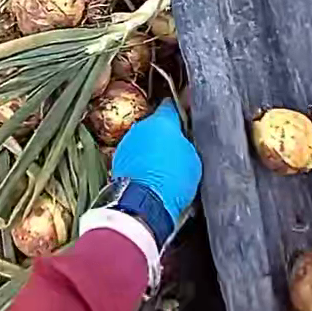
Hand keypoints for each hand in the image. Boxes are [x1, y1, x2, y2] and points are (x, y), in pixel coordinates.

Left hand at [109, 101, 201, 222]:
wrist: (143, 204)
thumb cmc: (171, 179)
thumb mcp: (194, 158)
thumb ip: (187, 143)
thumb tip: (184, 141)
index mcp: (161, 121)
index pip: (171, 106)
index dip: (179, 110)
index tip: (184, 116)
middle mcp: (140, 127)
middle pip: (155, 125)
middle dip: (165, 134)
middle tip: (178, 149)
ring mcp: (126, 144)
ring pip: (142, 141)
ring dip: (151, 149)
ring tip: (165, 168)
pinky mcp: (117, 162)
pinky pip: (133, 157)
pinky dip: (140, 163)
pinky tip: (151, 177)